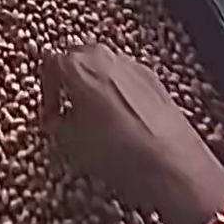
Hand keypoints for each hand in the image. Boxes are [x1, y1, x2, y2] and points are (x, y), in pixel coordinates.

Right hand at [41, 44, 223, 223]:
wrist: (177, 167)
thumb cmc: (124, 155)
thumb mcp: (76, 145)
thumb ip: (58, 124)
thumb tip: (56, 120)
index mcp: (78, 66)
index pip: (50, 62)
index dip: (46, 89)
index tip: (50, 113)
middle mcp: (103, 56)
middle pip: (75, 56)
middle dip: (68, 79)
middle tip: (67, 108)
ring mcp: (129, 63)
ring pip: (101, 63)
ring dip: (93, 82)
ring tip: (95, 116)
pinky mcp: (152, 76)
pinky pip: (124, 74)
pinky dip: (116, 88)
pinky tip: (121, 118)